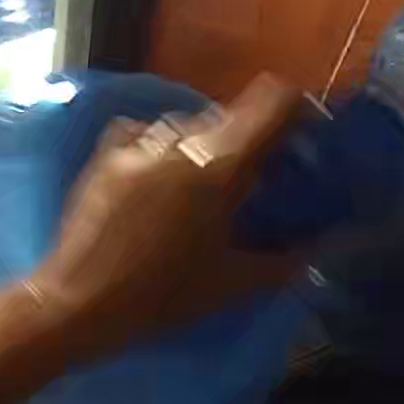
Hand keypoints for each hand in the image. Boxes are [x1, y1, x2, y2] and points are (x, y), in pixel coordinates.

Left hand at [24, 73, 302, 355]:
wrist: (77, 303)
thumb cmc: (158, 297)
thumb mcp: (231, 283)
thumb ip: (287, 259)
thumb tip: (326, 244)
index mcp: (217, 164)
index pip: (274, 100)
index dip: (295, 111)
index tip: (299, 142)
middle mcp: (176, 142)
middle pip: (228, 116)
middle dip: (245, 142)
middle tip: (245, 182)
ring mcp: (133, 148)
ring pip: (182, 126)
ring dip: (198, 148)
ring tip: (193, 188)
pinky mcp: (101, 160)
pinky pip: (140, 135)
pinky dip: (155, 149)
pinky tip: (152, 179)